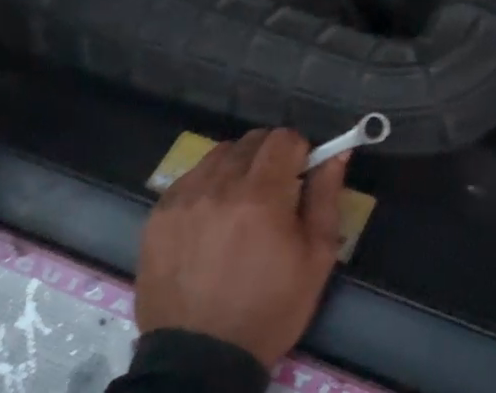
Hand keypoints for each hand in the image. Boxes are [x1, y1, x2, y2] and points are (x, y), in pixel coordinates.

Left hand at [135, 128, 348, 367]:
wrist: (200, 359)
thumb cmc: (269, 309)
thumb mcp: (316, 258)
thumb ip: (326, 197)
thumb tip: (337, 154)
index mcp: (261, 196)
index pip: (284, 138)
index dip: (300, 151)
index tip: (301, 175)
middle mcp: (219, 186)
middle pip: (251, 140)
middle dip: (270, 156)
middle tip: (275, 191)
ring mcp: (183, 199)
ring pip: (219, 155)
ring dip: (238, 168)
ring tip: (241, 204)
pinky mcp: (158, 215)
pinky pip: (190, 179)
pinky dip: (208, 186)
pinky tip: (212, 218)